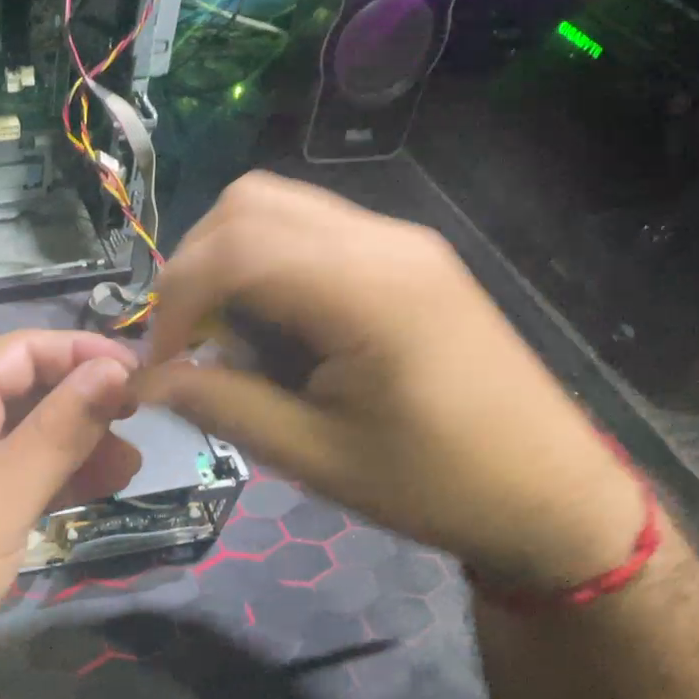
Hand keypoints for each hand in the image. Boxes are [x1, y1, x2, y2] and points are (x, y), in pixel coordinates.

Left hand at [0, 330, 140, 698]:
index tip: (140, 371)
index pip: (21, 351)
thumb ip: (60, 430)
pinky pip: (24, 481)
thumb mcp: (1, 493)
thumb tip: (114, 368)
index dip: (81, 352)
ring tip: (132, 463)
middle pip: (28, 392)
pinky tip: (107, 486)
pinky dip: (62, 480)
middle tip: (144, 419)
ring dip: (81, 444)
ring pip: (30, 439)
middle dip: (85, 400)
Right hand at [139, 172, 645, 589]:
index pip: (234, 248)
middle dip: (194, 267)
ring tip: (229, 337)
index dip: (176, 299)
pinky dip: (266, 264)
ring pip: (277, 207)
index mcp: (367, 290)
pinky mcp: (407, 257)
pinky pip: (312, 231)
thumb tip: (146, 380)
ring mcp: (401, 242)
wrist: (553, 495)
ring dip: (227, 260)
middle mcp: (383, 241)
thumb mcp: (316, 458)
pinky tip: (276, 329)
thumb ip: (223, 406)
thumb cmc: (437, 487)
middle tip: (190, 342)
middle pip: (248, 203)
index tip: (162, 363)